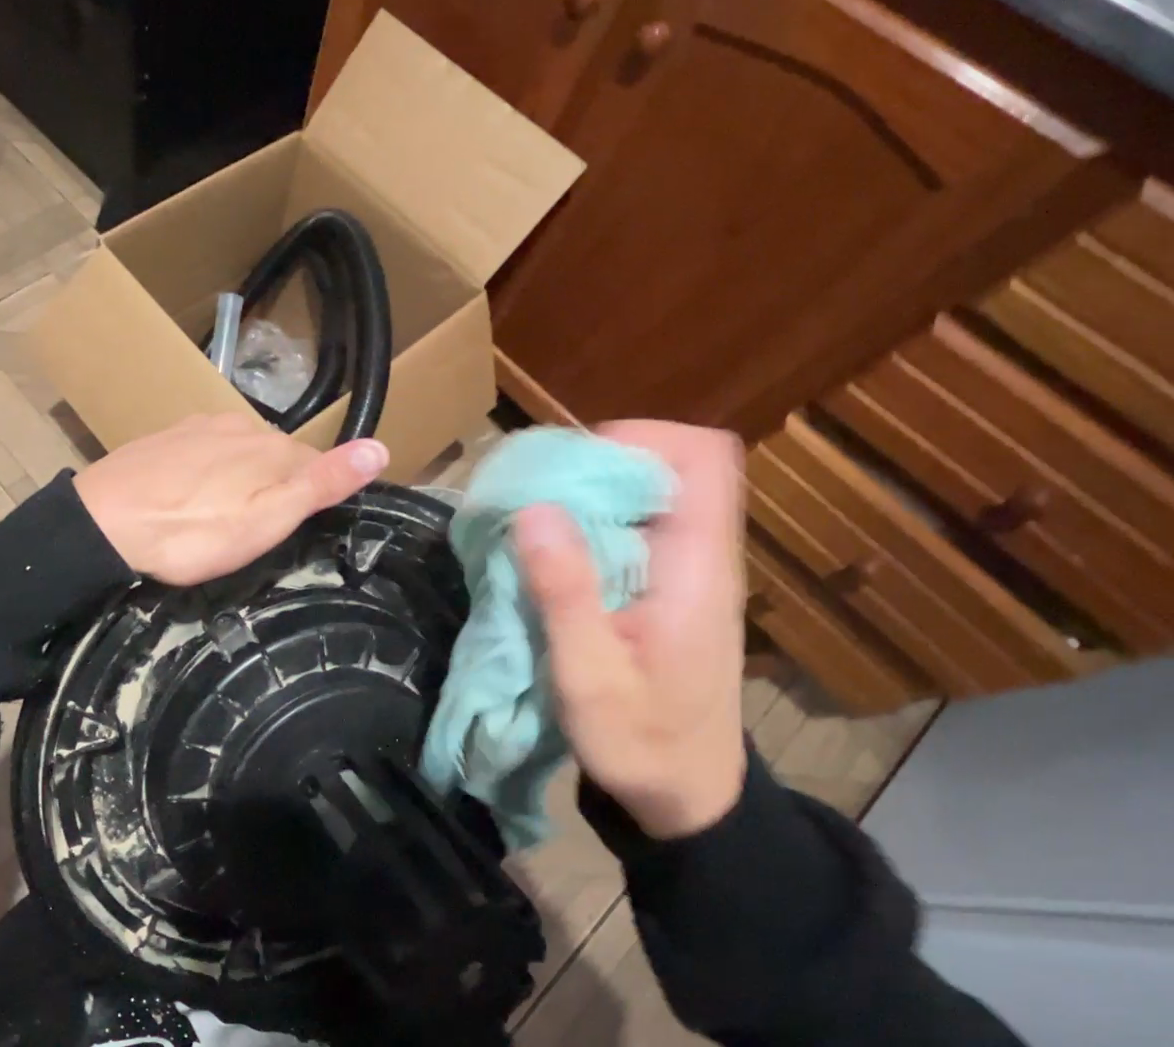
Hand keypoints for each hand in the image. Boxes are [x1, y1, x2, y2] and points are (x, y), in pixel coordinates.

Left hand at [74, 413, 388, 585]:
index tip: (302, 527)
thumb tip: (381, 447)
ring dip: (240, 479)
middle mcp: (237, 426)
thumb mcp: (267, 520)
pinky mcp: (163, 439)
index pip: (315, 463)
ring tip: (223, 519)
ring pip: (237, 453)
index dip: (314, 495)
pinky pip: (202, 453)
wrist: (102, 525)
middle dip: (276, 485)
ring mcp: (196, 428)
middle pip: (276, 456)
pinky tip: (189, 499)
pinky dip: (206, 474)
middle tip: (259, 531)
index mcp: (271, 447)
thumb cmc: (192, 533)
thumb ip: (322, 484)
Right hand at [517, 421, 747, 839]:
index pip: (704, 458)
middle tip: (534, 494)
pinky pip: (633, 531)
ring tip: (531, 520)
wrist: (687, 796)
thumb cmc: (643, 743)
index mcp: (698, 568)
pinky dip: (590, 527)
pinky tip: (549, 556)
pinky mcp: (667, 592)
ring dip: (589, 496)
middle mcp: (702, 558)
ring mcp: (686, 574)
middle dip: (597, 464)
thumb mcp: (591, 677)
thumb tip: (535, 509)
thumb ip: (566, 592)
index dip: (643, 438)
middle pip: (668, 468)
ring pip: (647, 498)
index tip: (574, 464)